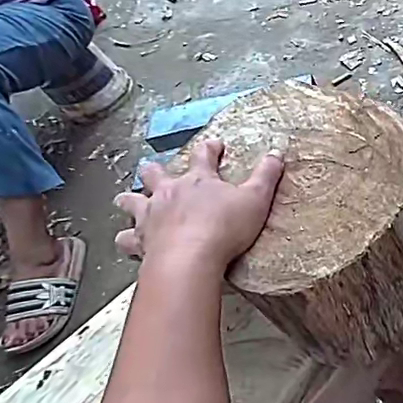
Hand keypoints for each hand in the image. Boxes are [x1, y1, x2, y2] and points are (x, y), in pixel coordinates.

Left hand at [114, 139, 283, 270]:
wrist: (190, 258)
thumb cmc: (225, 227)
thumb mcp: (257, 198)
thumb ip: (267, 175)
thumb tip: (277, 153)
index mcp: (198, 181)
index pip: (203, 156)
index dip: (210, 148)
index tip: (215, 144)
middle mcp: (169, 193)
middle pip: (155, 174)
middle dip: (155, 170)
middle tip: (156, 170)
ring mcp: (150, 215)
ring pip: (130, 201)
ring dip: (130, 200)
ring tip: (129, 201)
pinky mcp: (140, 240)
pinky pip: (125, 238)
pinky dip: (127, 238)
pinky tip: (130, 240)